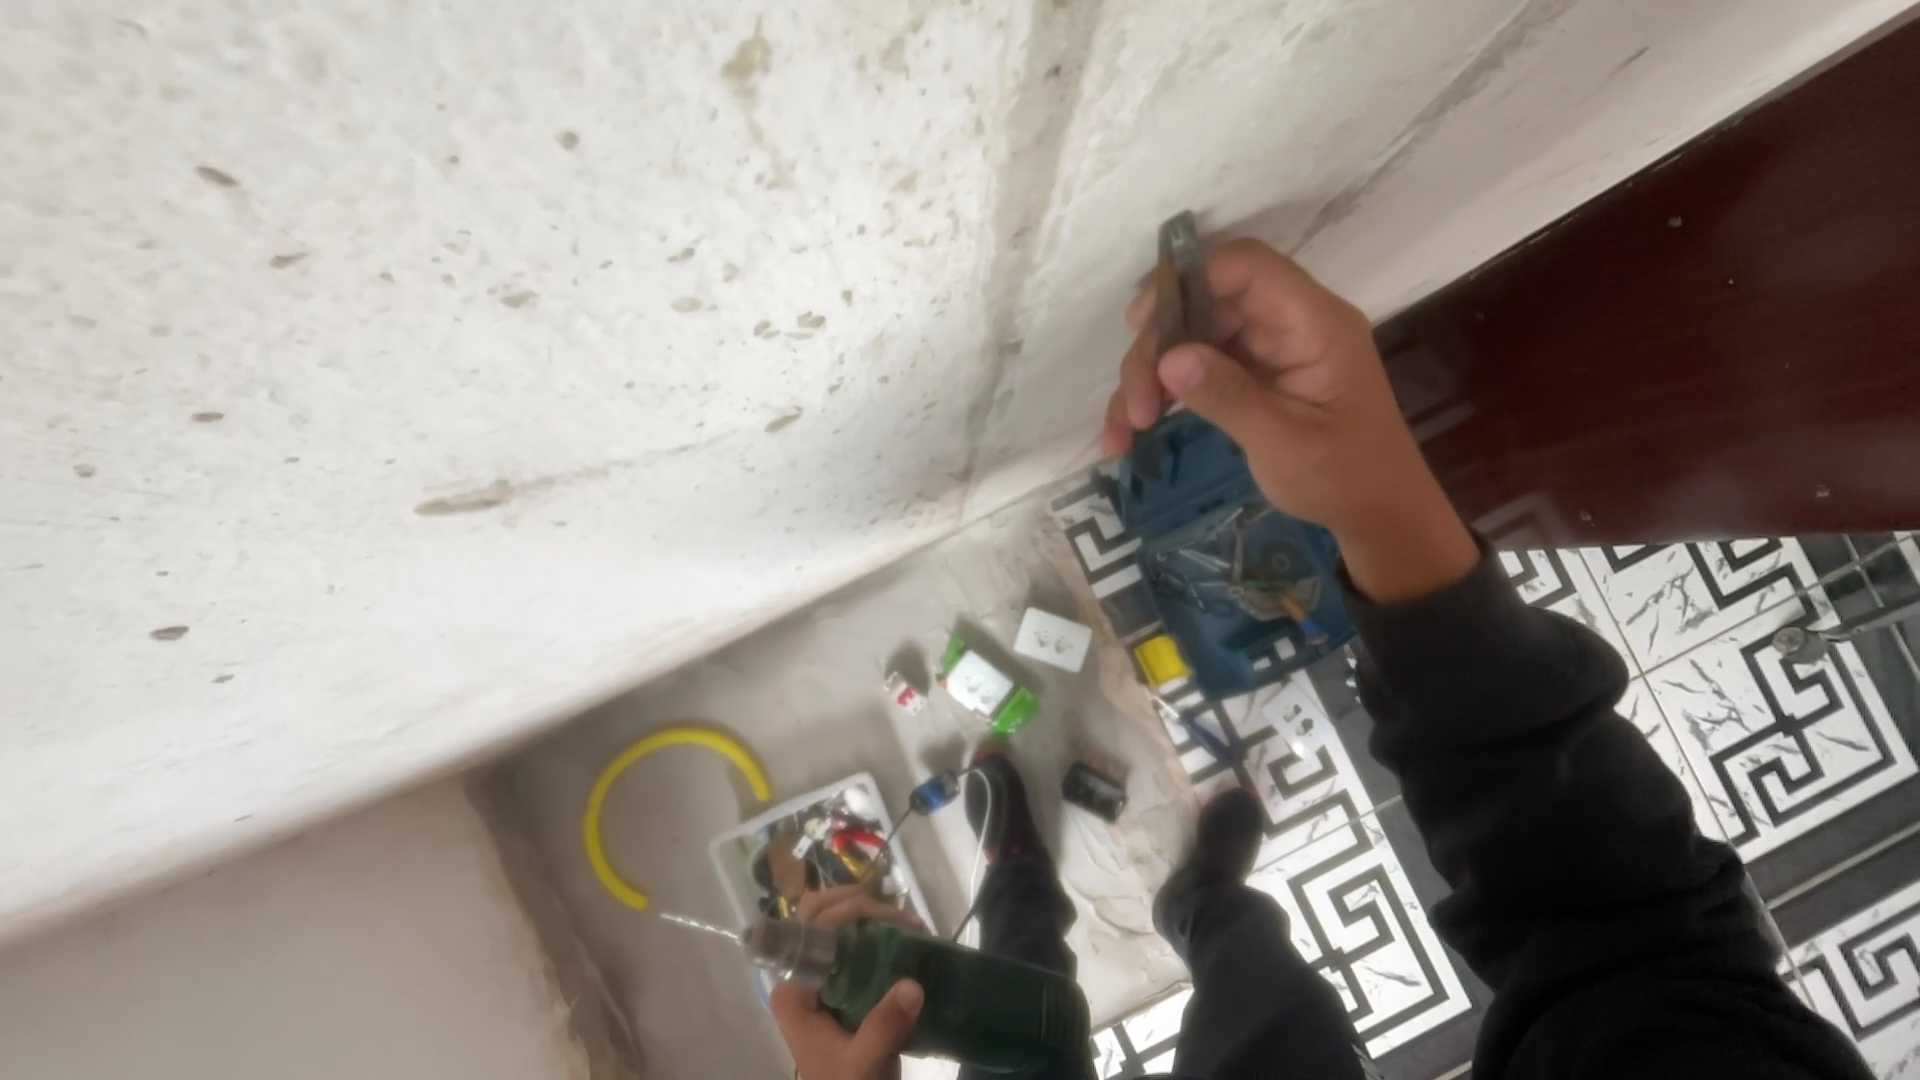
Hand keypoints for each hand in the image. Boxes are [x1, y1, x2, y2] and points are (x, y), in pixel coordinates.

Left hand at [770, 887, 928, 1079]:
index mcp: (793, 991)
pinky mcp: (837, 981)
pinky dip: (875, 930)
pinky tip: (905, 936)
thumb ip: (882, 1028)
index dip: (846, 911)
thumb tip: (913, 985)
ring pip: (834, 922)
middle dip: (859, 904)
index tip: (889, 916)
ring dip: (871, 914)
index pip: (811, 929)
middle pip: (818, 914)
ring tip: (909, 925)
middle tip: (902, 917)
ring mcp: (817, 975)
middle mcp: (799, 975)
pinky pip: (850, 940)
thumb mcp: (863, 1064)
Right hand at [1100, 238, 1477, 601]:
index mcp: (1312, 323)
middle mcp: (1283, 324)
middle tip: (1137, 407)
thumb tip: (1168, 359)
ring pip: (1186, 339)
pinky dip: (1157, 398)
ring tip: (1126, 430)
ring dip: (1147, 379)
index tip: (1140, 324)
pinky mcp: (1244, 374)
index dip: (1188, 280)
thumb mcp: (1286, 443)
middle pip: (1202, 306)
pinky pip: (1189, 370)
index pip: (1247, 268)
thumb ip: (1229, 397)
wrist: (1373, 512)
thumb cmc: (1344, 478)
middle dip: (1156, 350)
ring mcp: (1262, 349)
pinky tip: (1127, 435)